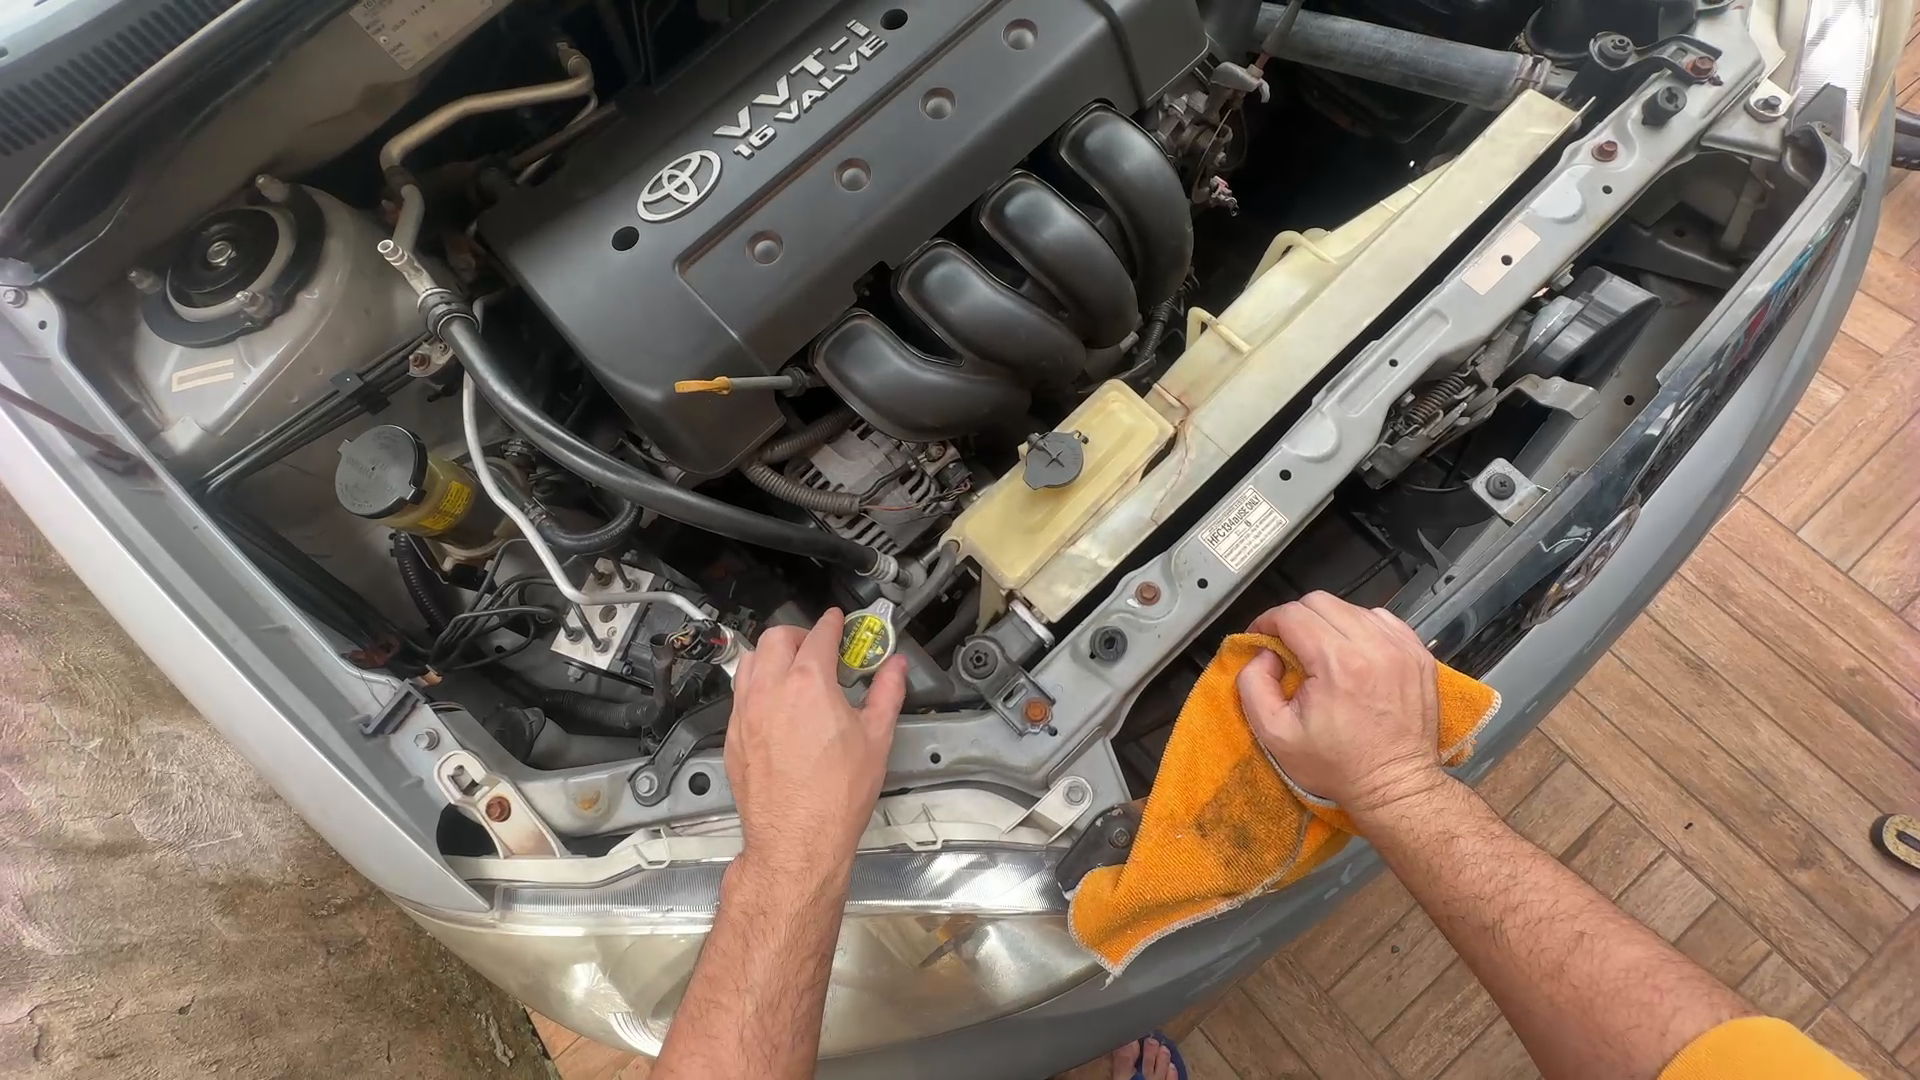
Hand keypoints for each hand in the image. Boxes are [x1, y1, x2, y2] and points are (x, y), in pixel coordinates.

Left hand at [724, 609, 906, 880]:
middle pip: (775, 638)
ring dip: (772, 655)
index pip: (818, 635)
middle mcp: (771, 691)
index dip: (831, 623)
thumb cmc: (835, 796)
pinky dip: (758, 684)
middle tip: (818, 645)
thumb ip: (887, 692)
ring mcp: (746, 713)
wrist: (797, 841)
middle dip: (798, 633)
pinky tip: (776, 702)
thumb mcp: (876, 737)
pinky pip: (740, 694)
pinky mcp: (733, 737)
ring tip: (793, 668)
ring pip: (749, 661)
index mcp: (809, 683)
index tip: (837, 621)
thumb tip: (896, 668)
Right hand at [1236, 592, 1444, 817]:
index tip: (1261, 639)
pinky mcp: (1419, 656)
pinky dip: (1359, 627)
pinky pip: (1382, 619)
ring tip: (1320, 649)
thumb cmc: (1334, 764)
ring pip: (1351, 607)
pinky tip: (1351, 651)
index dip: (1267, 621)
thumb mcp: (1273, 732)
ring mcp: (1402, 649)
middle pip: (1320, 602)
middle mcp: (1374, 648)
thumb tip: (1265, 654)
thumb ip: (1254, 684)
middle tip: (1287, 644)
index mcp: (1337, 664)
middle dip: (1294, 618)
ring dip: (1327, 622)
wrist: (1395, 786)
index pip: (1291, 614)